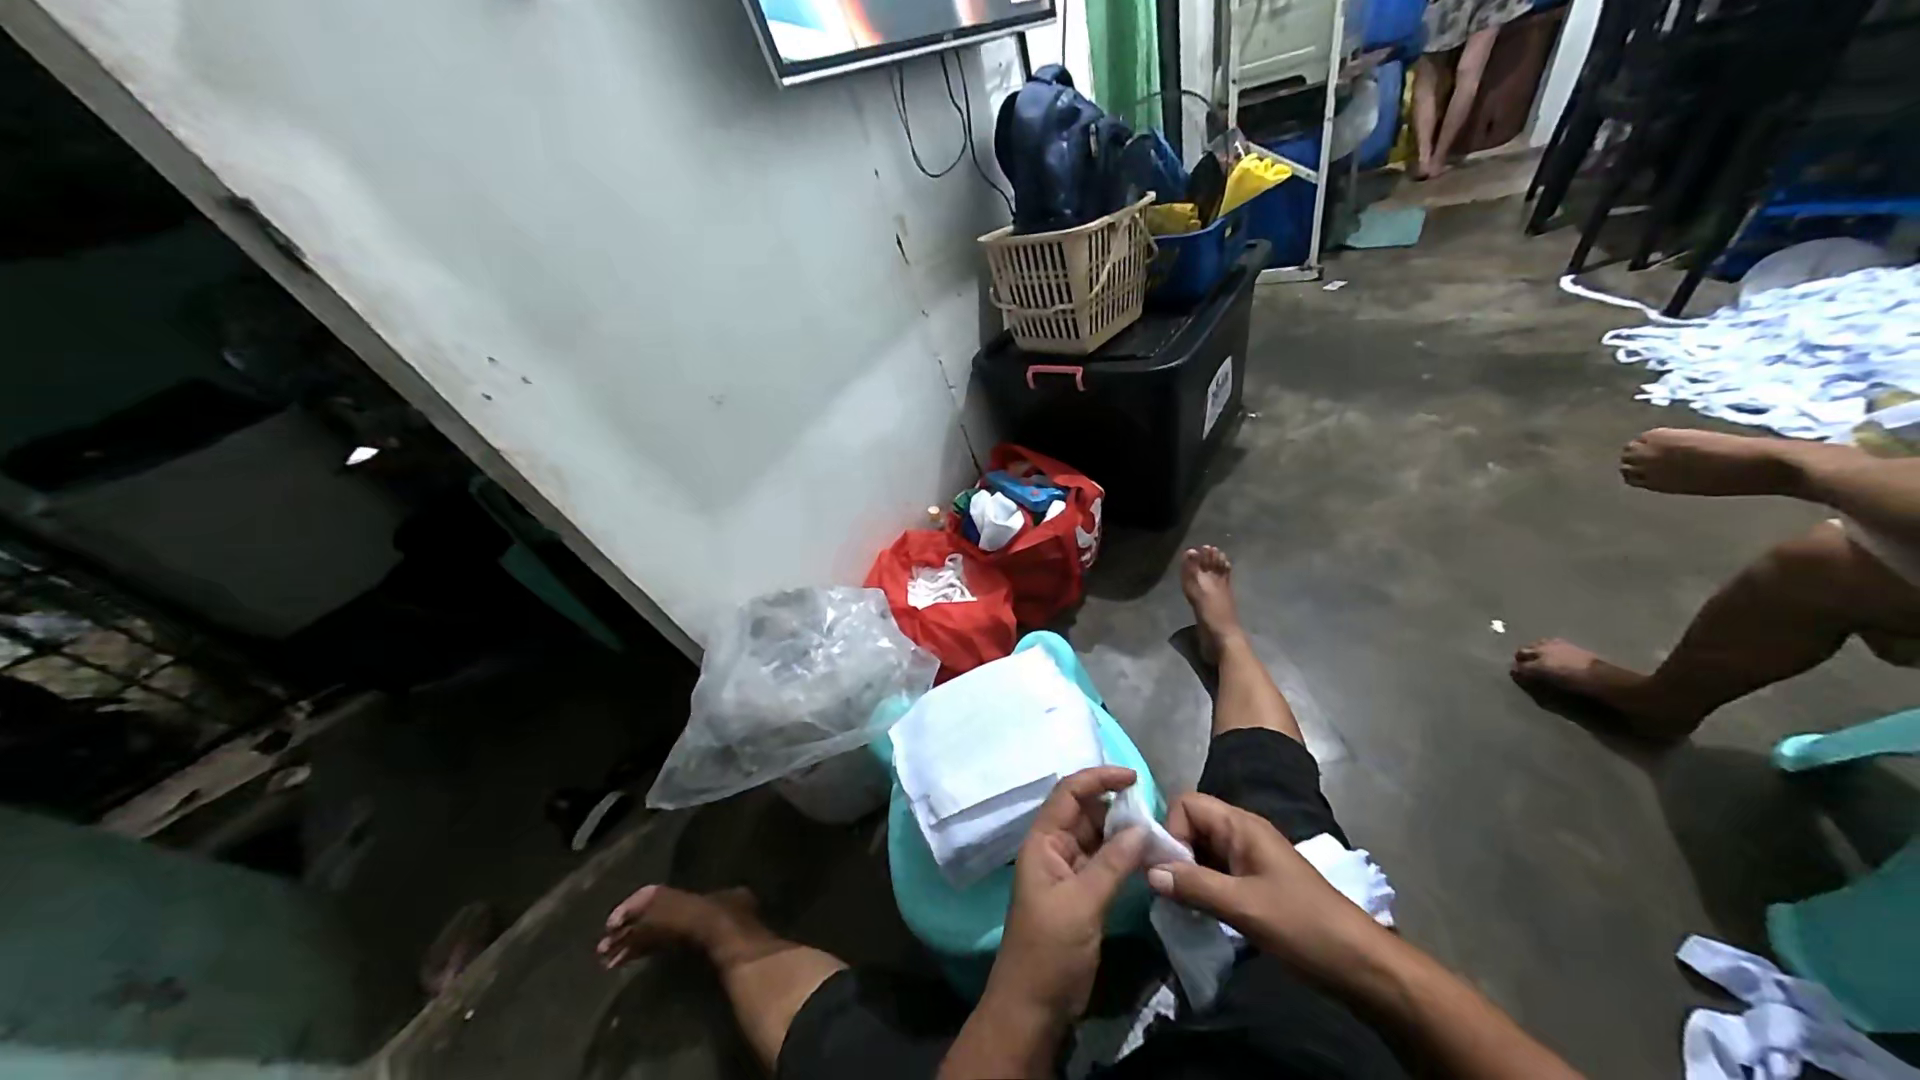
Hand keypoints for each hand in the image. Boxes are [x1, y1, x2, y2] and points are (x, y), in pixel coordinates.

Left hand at [990, 766, 1148, 1020]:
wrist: (1034, 1005)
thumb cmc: (1050, 949)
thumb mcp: (1082, 903)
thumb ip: (1112, 863)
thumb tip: (1141, 828)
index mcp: (1043, 842)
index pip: (1069, 794)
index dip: (1098, 778)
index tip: (1134, 777)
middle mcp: (1054, 848)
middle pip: (1086, 812)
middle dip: (1117, 806)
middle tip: (1155, 812)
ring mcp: (1068, 871)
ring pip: (1098, 837)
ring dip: (1124, 832)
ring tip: (1158, 832)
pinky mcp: (1082, 892)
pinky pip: (1104, 861)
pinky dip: (1124, 856)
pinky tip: (1148, 857)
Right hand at [1148, 792, 1386, 983]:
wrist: (1361, 965)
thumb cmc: (1304, 927)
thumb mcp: (1244, 906)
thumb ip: (1194, 885)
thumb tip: (1149, 872)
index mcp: (1242, 826)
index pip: (1187, 804)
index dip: (1171, 830)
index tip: (1170, 869)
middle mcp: (1243, 833)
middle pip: (1191, 825)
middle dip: (1175, 853)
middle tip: (1171, 891)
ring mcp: (1250, 858)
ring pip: (1201, 850)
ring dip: (1187, 873)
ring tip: (1182, 905)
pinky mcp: (1255, 882)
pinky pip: (1215, 871)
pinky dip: (1201, 886)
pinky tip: (1199, 912)